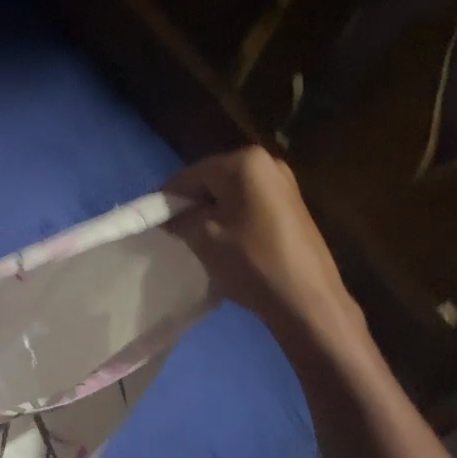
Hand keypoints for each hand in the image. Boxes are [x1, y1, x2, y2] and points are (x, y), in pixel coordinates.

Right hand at [165, 146, 364, 344]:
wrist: (304, 296)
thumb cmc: (251, 262)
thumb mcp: (204, 239)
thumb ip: (180, 219)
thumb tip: (168, 216)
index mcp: (244, 162)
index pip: (190, 175)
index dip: (166, 199)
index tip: (152, 224)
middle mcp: (266, 161)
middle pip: (212, 180)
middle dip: (191, 205)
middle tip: (175, 235)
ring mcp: (282, 183)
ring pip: (230, 194)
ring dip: (211, 213)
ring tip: (199, 242)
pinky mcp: (290, 205)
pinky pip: (248, 205)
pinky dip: (231, 219)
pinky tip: (227, 244)